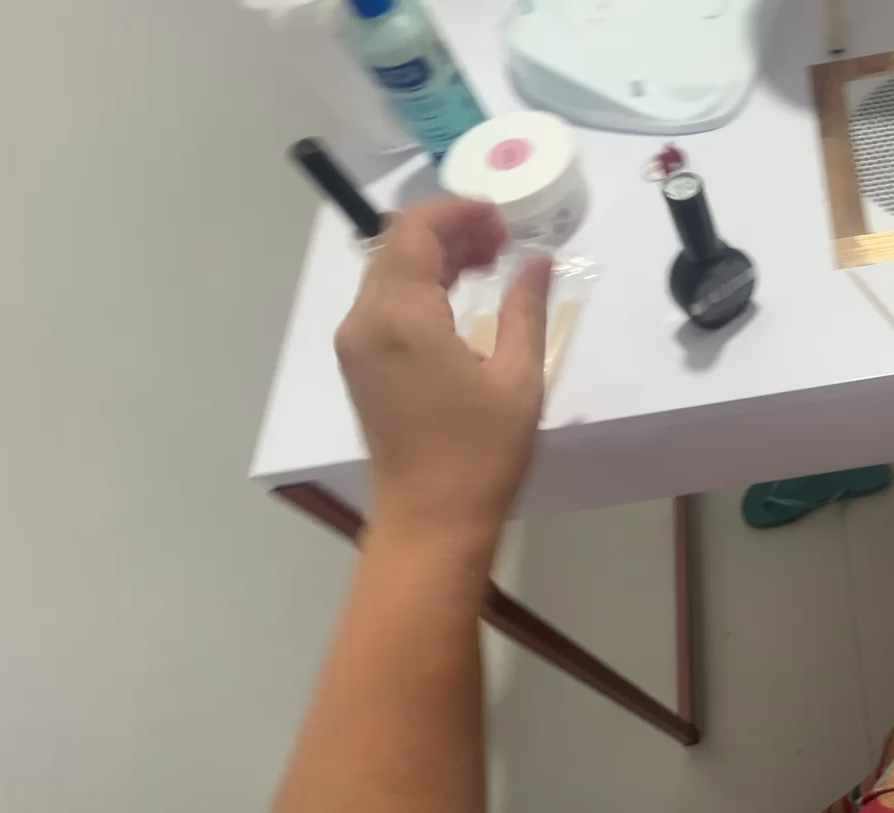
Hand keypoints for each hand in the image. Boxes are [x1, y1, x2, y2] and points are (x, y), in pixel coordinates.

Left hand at [334, 197, 552, 549]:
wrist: (432, 519)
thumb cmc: (483, 454)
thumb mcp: (519, 380)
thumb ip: (525, 310)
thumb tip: (538, 262)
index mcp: (402, 316)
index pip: (414, 230)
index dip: (458, 212)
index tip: (504, 220)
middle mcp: (364, 320)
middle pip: (395, 246)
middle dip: (449, 231)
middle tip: (504, 245)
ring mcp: (355, 345)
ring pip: (387, 273)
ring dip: (433, 259)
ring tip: (487, 267)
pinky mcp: (359, 366)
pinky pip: (384, 304)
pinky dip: (419, 288)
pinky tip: (457, 304)